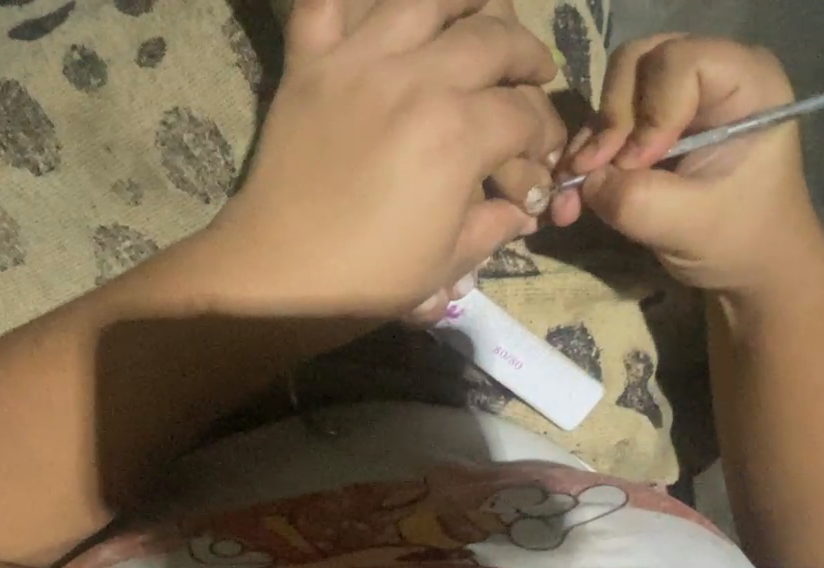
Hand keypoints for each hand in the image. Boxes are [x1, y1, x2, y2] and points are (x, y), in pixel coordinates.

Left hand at [204, 0, 559, 316]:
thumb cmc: (366, 284)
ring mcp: (358, 63)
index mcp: (458, 136)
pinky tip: (380, 9)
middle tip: (533, 73)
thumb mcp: (444, 266)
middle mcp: (416, 81)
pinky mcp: (309, 64)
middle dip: (527, 56)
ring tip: (482, 13)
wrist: (279, 280)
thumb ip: (492, 227)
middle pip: (493, 40)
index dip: (545, 134)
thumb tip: (520, 209)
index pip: (523, 113)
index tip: (543, 154)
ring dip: (467, 1)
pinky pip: (328, 2)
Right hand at [549, 36, 823, 292]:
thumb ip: (637, 200)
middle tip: (595, 174)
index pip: (678, 63)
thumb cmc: (738, 242)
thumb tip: (585, 180)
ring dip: (587, 148)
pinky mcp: (650, 129)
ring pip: (612, 96)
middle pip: (637, 65)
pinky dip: (583, 163)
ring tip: (571, 198)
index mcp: (745, 85)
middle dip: (609, 122)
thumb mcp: (689, 227)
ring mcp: (675, 102)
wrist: (745, 268)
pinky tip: (572, 201)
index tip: (642, 165)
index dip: (649, 111)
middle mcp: (710, 79)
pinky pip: (604, 129)